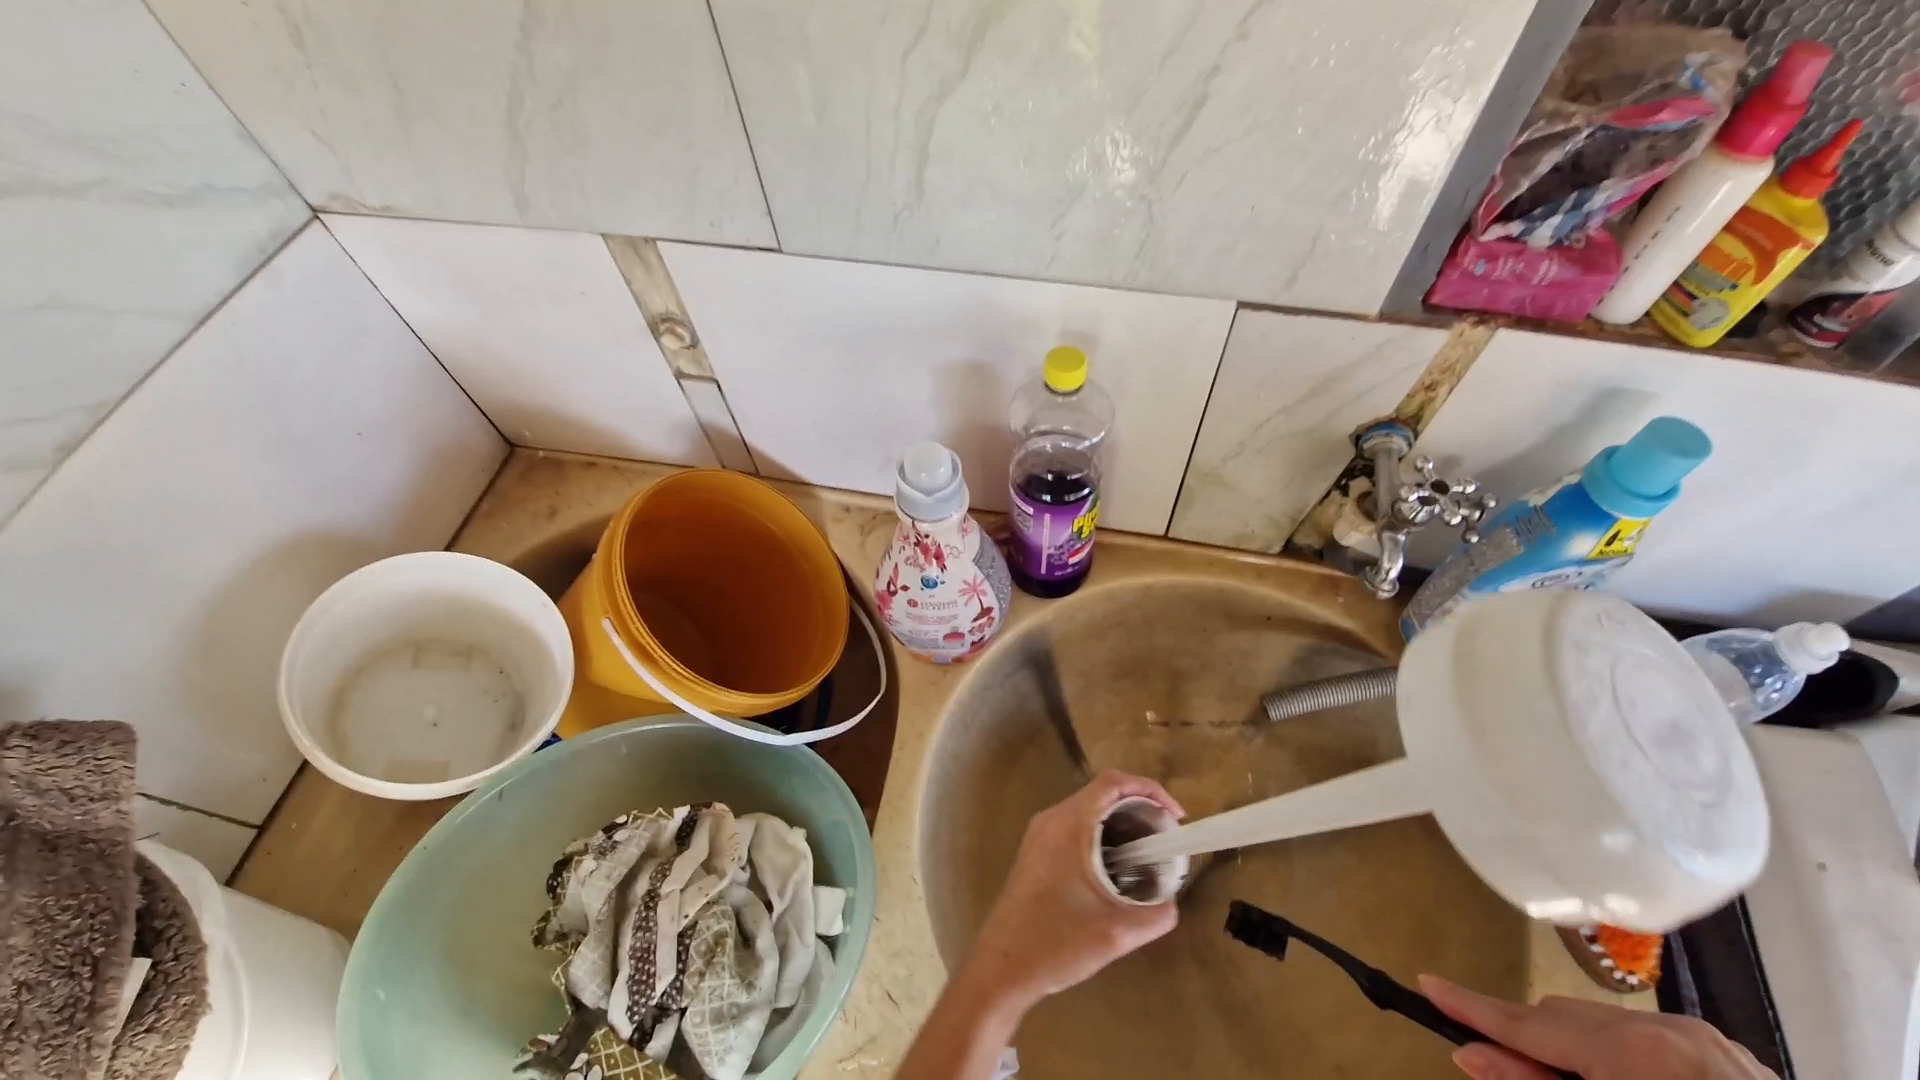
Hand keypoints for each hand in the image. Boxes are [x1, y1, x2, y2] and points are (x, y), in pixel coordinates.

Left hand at [959, 770, 1184, 1010]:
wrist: (1002, 968)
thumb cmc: (1055, 943)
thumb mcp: (1117, 933)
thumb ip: (1156, 914)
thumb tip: (1172, 903)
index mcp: (1068, 825)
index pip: (1113, 782)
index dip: (1149, 789)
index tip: (1175, 818)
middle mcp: (1051, 820)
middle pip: (1101, 793)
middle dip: (1139, 808)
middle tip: (1165, 839)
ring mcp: (1039, 836)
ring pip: (1088, 811)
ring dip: (1120, 824)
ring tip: (1148, 854)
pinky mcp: (1036, 853)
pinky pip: (1075, 828)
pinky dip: (1102, 836)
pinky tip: (1117, 869)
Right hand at [1421, 975, 1777, 1079]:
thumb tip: (1470, 1054)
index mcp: (1632, 1050)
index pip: (1528, 1023)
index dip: (1471, 1007)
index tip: (1426, 983)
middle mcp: (1664, 1029)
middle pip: (1561, 1017)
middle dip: (1526, 1037)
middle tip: (1497, 1065)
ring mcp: (1701, 1038)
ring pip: (1600, 1024)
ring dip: (1571, 1048)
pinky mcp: (1725, 1054)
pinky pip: (1643, 1038)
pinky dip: (1615, 1056)